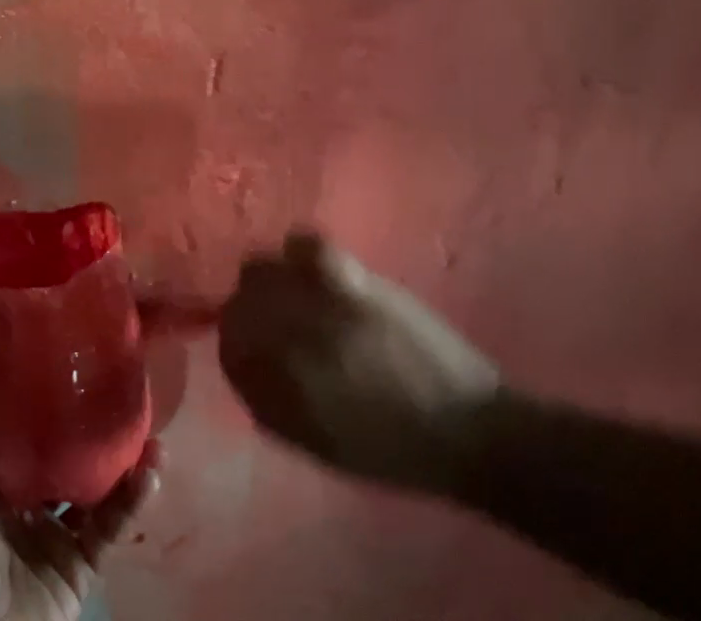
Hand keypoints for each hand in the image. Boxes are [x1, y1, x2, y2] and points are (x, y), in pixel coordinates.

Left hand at [0, 386, 160, 620]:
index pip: (11, 437)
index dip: (29, 406)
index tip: (53, 371)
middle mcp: (23, 503)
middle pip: (58, 459)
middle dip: (80, 432)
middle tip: (108, 394)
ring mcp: (54, 533)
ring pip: (92, 490)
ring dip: (118, 464)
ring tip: (145, 431)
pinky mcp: (80, 563)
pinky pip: (109, 527)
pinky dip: (131, 502)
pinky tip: (151, 473)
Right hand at [217, 230, 499, 494]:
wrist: (471, 433)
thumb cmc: (391, 450)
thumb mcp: (315, 444)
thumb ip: (267, 402)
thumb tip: (241, 366)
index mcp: (279, 385)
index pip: (229, 346)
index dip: (235, 345)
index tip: (248, 350)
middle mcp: (290, 342)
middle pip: (238, 305)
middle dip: (246, 313)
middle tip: (268, 322)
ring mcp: (322, 308)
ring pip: (262, 272)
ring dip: (267, 281)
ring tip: (289, 291)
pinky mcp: (357, 286)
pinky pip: (310, 249)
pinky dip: (302, 251)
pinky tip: (310, 265)